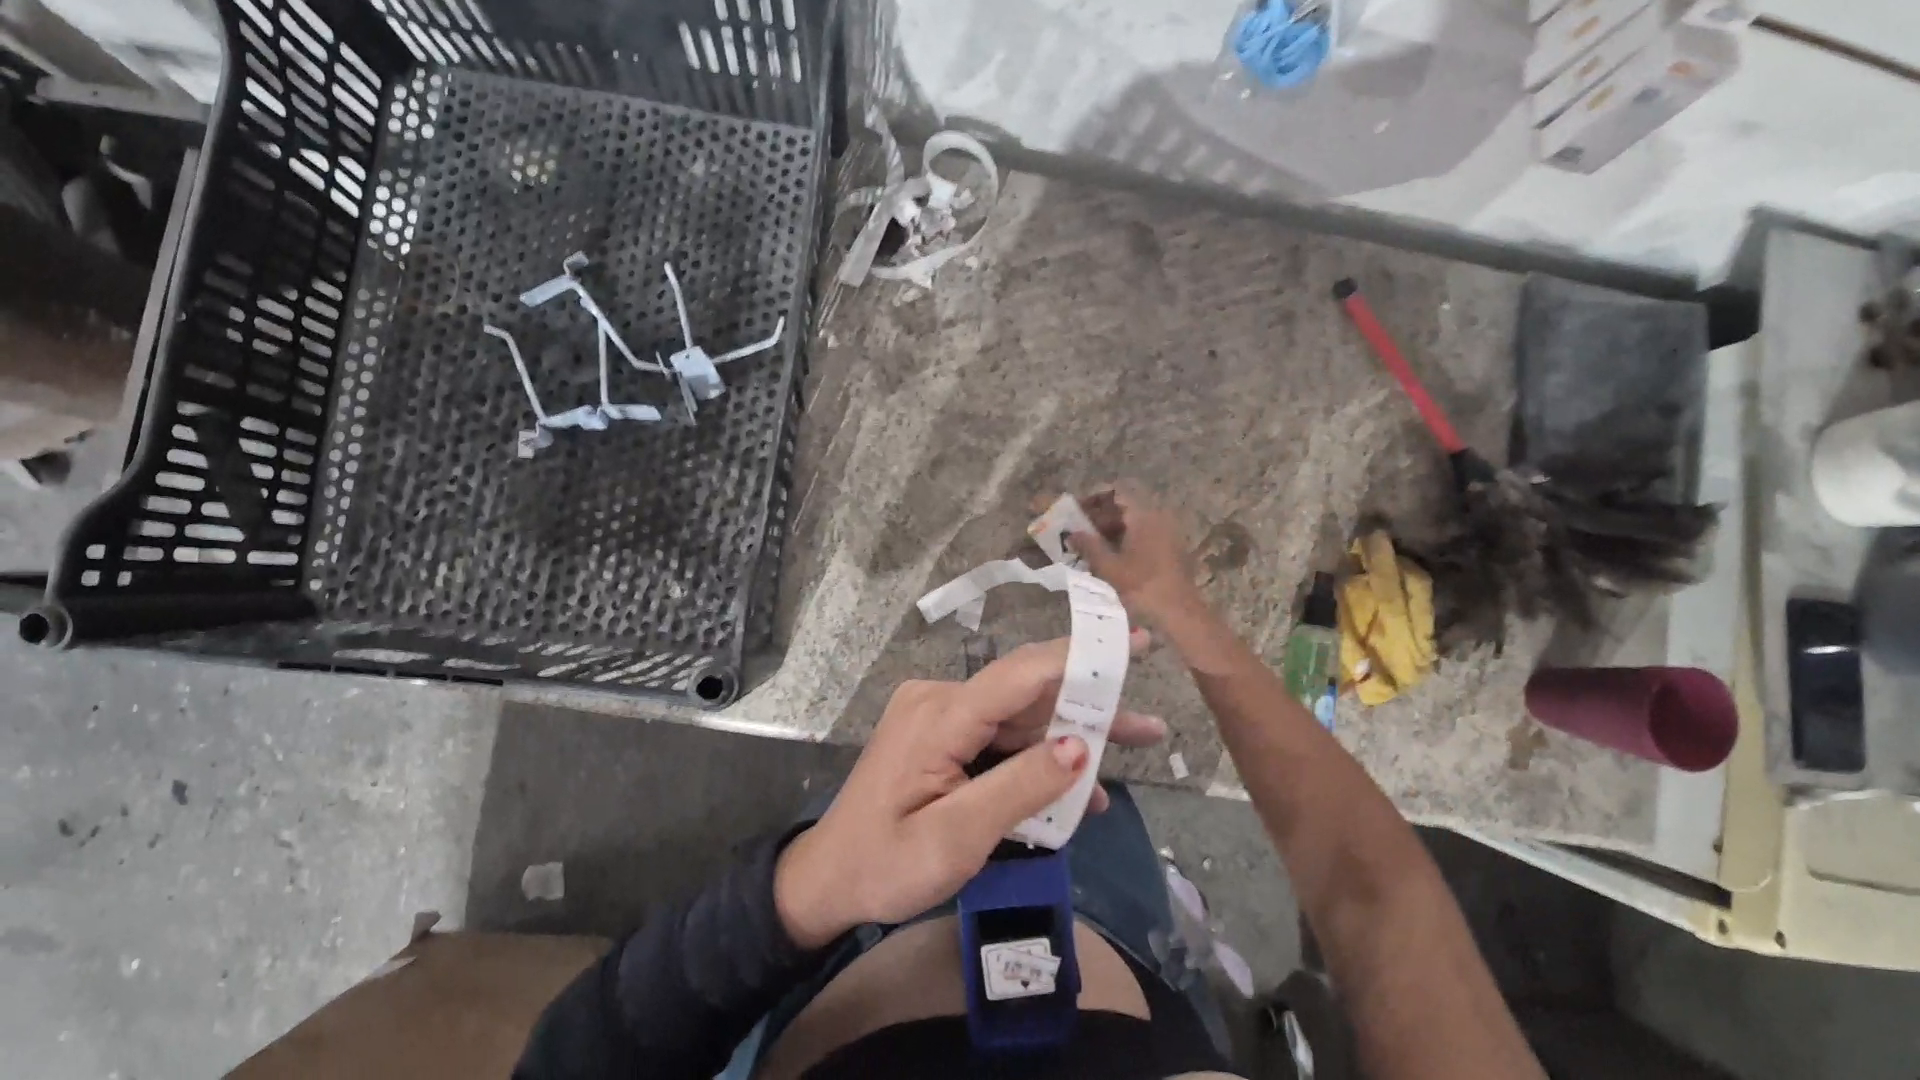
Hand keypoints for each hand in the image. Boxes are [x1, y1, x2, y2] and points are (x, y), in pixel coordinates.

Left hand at [773, 632, 1166, 948]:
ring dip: (1072, 737)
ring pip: (1021, 719)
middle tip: (1150, 726)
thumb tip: (1079, 746)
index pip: (1022, 674)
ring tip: (1136, 747)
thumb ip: (1020, 788)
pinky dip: (1039, 760)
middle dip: (1092, 709)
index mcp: (940, 715)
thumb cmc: (885, 864)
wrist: (827, 881)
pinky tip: (1078, 789)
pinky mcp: (942, 738)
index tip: (1135, 644)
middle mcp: (941, 701)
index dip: (1082, 657)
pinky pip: (1001, 740)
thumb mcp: (956, 837)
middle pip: (1029, 696)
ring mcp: (940, 718)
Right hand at [1069, 484, 1204, 621]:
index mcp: (1144, 515)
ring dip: (1112, 531)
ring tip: (1091, 548)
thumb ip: (1088, 546)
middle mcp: (1159, 517)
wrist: (1180, 613)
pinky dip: (1126, 541)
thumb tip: (1072, 533)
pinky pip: (1145, 535)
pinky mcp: (1172, 549)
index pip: (1116, 492)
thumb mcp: (1109, 567)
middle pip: (1125, 507)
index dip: (1094, 498)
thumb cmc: (1142, 586)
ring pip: (1134, 523)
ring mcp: (1168, 533)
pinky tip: (1111, 559)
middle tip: (1079, 533)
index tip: (1076, 511)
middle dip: (1100, 518)